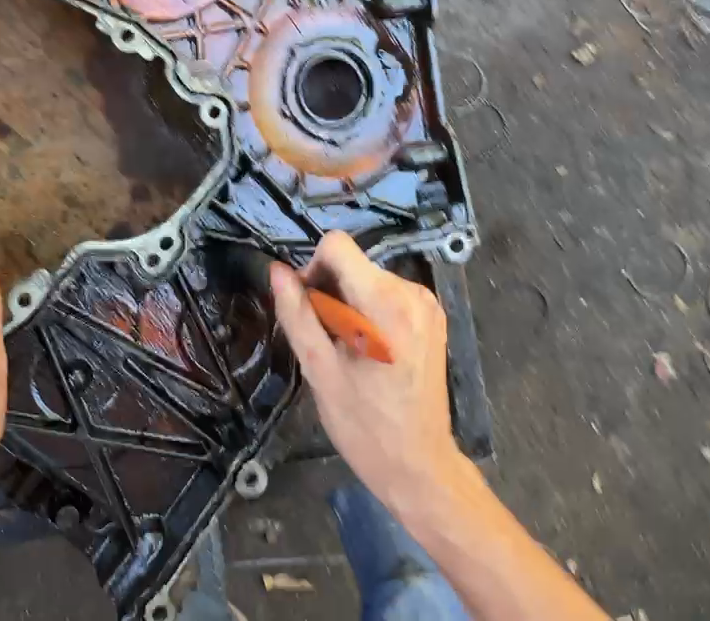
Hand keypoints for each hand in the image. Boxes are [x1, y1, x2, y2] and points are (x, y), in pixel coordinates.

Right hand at [269, 231, 461, 500]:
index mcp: (385, 302)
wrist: (419, 465)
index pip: (337, 245)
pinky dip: (369, 311)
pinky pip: (387, 294)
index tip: (309, 308)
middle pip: (353, 263)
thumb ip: (297, 313)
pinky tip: (367, 350)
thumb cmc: (365, 425)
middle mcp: (412, 292)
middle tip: (325, 341)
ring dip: (348, 303)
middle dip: (330, 292)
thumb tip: (277, 271)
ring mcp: (427, 303)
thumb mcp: (319, 370)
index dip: (312, 269)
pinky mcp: (432, 316)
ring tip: (347, 350)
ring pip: (367, 278)